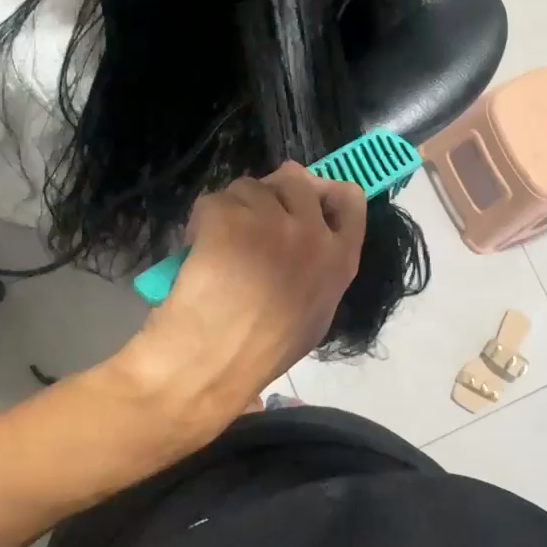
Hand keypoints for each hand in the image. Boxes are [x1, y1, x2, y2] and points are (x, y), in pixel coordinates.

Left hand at [111, 163, 367, 443]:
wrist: (210, 366)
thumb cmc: (260, 353)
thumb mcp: (313, 316)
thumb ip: (319, 269)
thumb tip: (307, 236)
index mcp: (340, 261)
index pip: (349, 199)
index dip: (323, 190)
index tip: (300, 198)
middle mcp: (313, 234)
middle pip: (295, 180)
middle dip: (269, 193)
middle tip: (246, 222)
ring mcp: (272, 222)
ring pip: (248, 188)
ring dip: (231, 210)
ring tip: (216, 249)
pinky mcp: (231, 218)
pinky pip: (213, 201)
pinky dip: (201, 223)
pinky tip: (196, 253)